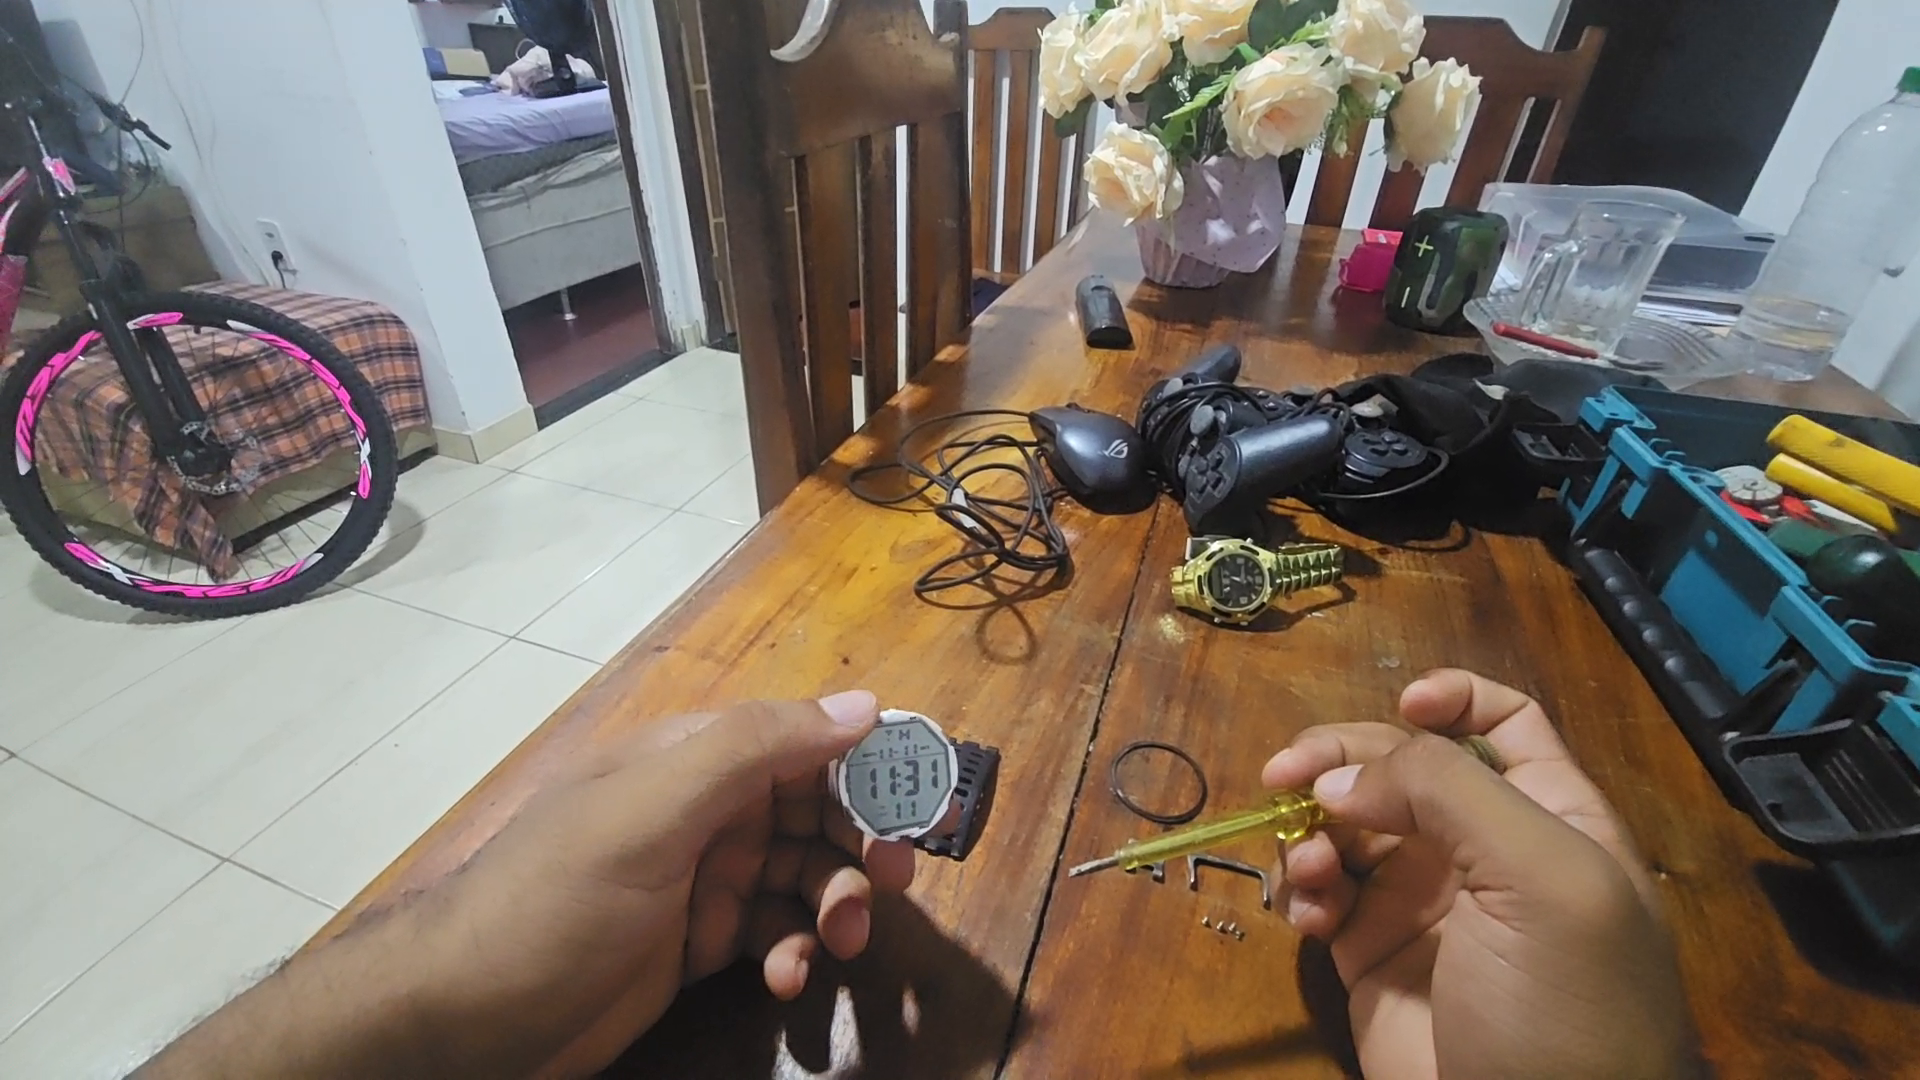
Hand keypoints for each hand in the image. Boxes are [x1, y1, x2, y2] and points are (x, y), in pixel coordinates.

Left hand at [141, 691, 918, 1079]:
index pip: (811, 741)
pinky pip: (776, 931)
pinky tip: (785, 976)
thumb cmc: (561, 897)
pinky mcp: (704, 940)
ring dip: (834, 903)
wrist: (451, 1026)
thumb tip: (866, 704)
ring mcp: (712, 876)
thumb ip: (759, 745)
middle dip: (861, 843)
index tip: (924, 799)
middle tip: (894, 882)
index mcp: (707, 759)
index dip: (872, 763)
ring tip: (839, 942)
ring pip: (807, 874)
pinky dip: (792, 950)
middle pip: (820, 811)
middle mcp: (716, 808)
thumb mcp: (655, 807)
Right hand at [1262, 670, 1694, 1078]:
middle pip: (1391, 759)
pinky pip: (1316, 883)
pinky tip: (1311, 917)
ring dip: (1310, 827)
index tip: (1400, 706)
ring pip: (1340, 815)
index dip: (1450, 699)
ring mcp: (1414, 889)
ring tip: (1312, 869)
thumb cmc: (1567, 1008)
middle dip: (1336, 758)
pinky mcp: (1363, 937)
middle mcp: (1473, 842)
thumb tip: (1336, 779)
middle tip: (1284, 776)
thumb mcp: (1544, 882)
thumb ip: (1448, 791)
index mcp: (1542, 815)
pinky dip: (1302, 886)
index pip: (1500, 722)